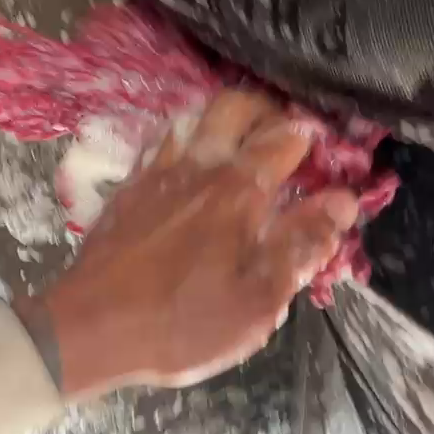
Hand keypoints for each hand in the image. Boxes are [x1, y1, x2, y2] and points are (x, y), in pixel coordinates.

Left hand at [17, 90, 360, 398]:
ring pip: (192, 119)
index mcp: (237, 191)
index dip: (313, 137)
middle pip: (234, 107)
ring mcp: (154, 174)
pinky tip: (188, 167)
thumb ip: (302, 243)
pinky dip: (182, 142)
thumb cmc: (183, 322)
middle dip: (266, 109)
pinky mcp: (126, 189)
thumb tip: (342, 199)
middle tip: (284, 136)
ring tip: (241, 148)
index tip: (328, 149)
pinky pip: (159, 146)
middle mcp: (195, 168)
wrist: (91, 326)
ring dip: (222, 123)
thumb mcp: (259, 299)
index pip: (285, 139)